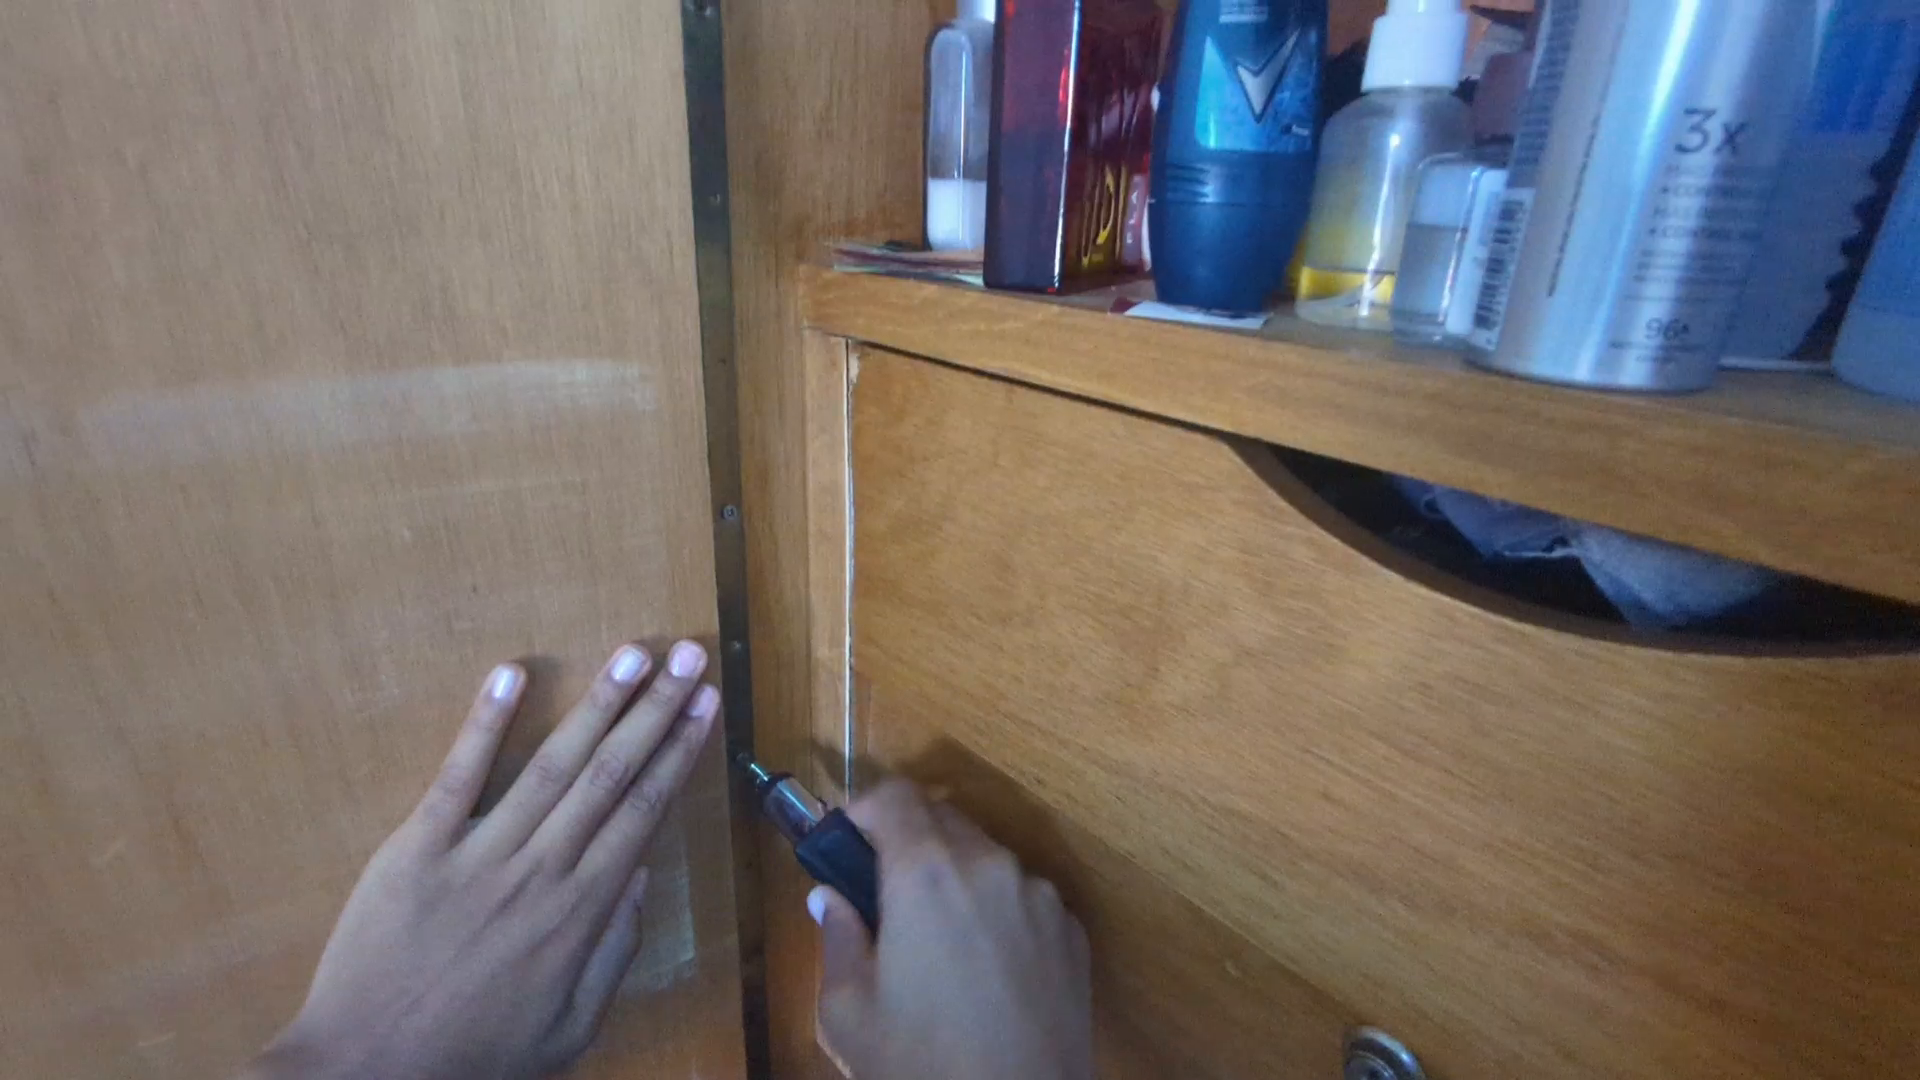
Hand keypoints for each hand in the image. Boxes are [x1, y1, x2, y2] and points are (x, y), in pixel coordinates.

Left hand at [241, 641, 719, 1079]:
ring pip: (553, 764)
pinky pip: (457, 776)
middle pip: (613, 772)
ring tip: (633, 653)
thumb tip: (642, 872)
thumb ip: (617, 949)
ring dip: (598, 703)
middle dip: (656, 709)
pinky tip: (511, 673)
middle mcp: (545, 866)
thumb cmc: (477, 1054)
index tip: (705, 702)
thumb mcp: (573, 1027)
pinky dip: (485, 723)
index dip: (680, 749)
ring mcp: (481, 852)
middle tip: (687, 656)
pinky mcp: (418, 847)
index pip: (646, 807)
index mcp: (584, 906)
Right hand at [812, 780, 1092, 1079]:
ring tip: (944, 941)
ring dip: (957, 875)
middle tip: (889, 897)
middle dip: (909, 842)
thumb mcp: (849, 1013)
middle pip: (941, 819)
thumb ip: (837, 936)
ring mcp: (1038, 892)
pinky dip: (999, 908)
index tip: (851, 843)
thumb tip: (831, 896)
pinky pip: (1024, 894)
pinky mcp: (1071, 926)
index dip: (866, 809)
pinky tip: (992, 969)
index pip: (895, 794)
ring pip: (985, 856)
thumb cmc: (920, 1067)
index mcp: (926, 871)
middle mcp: (988, 863)